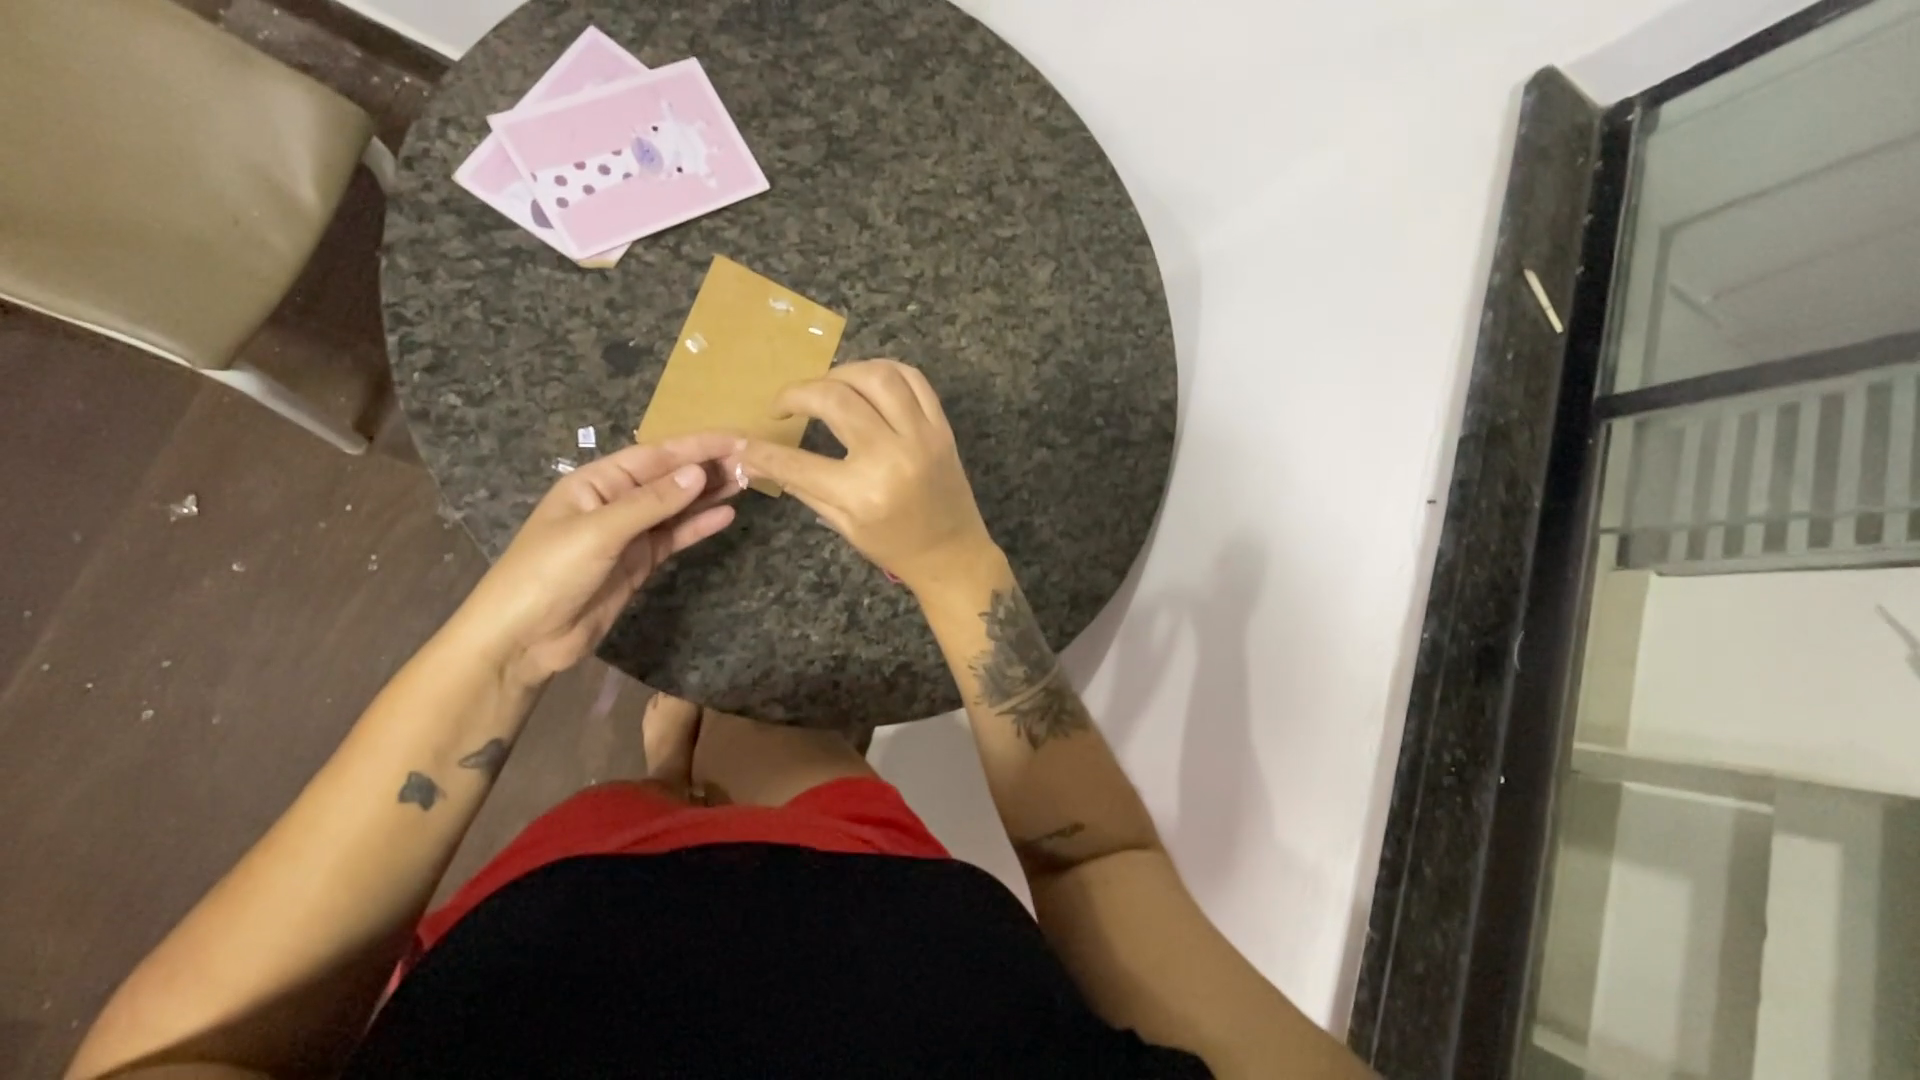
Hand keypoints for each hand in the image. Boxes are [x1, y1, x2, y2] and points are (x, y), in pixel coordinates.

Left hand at [451, 434, 742, 684]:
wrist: (523, 638)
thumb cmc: (548, 573)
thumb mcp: (599, 532)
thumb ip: (651, 503)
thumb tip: (698, 472)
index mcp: (596, 482)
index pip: (655, 455)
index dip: (697, 446)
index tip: (738, 439)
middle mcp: (614, 501)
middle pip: (669, 478)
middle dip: (708, 467)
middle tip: (754, 459)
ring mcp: (627, 534)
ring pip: (676, 507)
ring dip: (709, 494)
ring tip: (748, 481)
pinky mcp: (637, 564)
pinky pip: (674, 538)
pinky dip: (698, 527)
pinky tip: (726, 516)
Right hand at [734, 359, 995, 589]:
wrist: (953, 553)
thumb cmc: (894, 547)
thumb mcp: (843, 526)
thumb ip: (802, 487)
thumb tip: (761, 459)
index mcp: (862, 492)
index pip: (796, 461)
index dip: (763, 450)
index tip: (746, 442)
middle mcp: (892, 456)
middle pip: (834, 399)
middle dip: (797, 394)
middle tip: (784, 405)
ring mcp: (922, 436)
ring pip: (876, 376)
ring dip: (840, 372)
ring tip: (824, 388)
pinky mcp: (942, 426)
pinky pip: (913, 378)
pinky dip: (883, 370)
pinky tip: (862, 381)